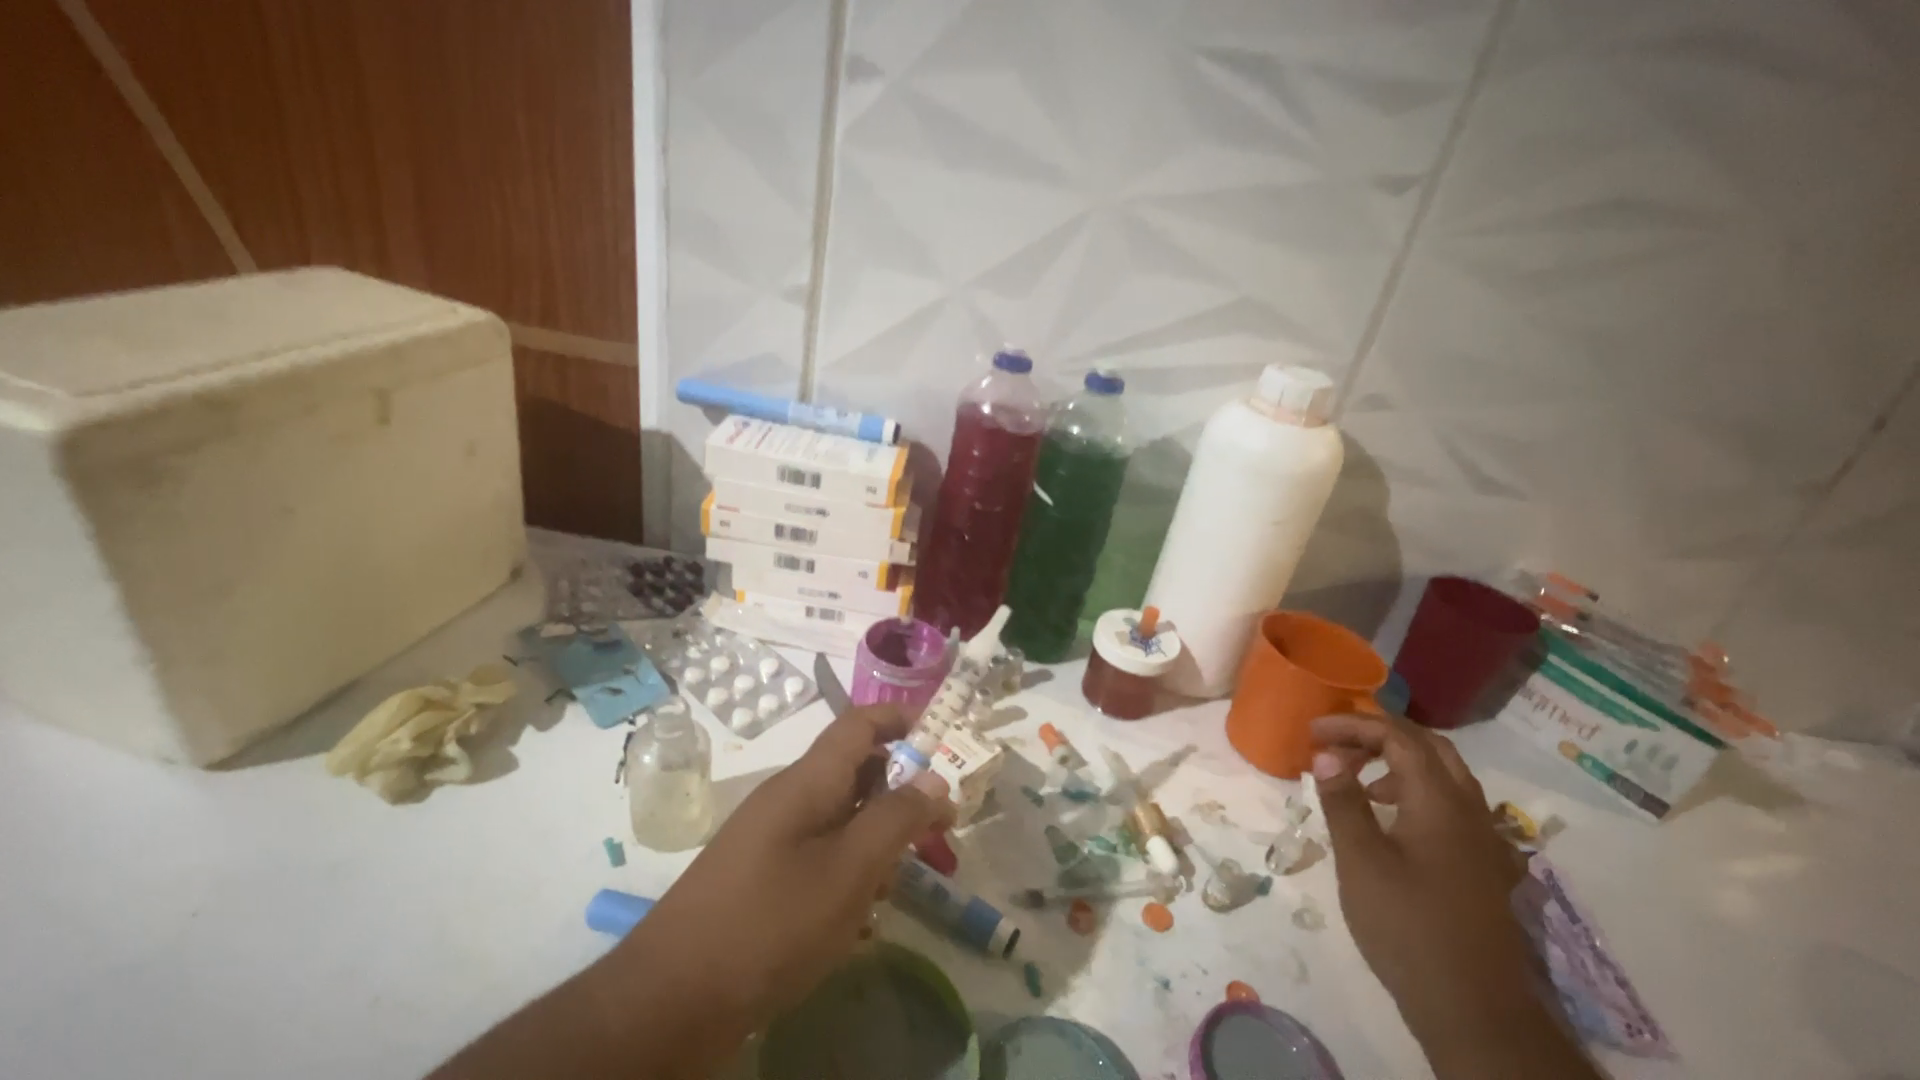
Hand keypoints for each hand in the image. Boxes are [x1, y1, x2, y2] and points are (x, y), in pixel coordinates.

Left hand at [605, 705, 952, 1075]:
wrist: (675, 998)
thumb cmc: (772, 923)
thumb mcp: (850, 869)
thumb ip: (896, 817)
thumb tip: (934, 776)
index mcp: (806, 782)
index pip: (859, 724)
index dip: (902, 721)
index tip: (947, 743)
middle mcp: (788, 801)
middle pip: (855, 773)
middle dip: (902, 793)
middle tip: (942, 829)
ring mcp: (772, 842)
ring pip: (841, 821)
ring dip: (878, 841)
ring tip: (903, 882)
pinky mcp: (763, 882)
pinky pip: (820, 859)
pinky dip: (850, 876)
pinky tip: (862, 921)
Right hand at [1311, 712, 1598, 1079]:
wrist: (1472, 1005)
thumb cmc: (1406, 926)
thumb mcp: (1360, 861)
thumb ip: (1344, 801)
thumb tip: (1327, 753)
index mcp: (1440, 800)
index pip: (1399, 738)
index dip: (1354, 725)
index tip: (1312, 731)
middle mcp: (1470, 808)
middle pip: (1430, 748)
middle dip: (1381, 735)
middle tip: (1337, 743)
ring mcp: (1483, 838)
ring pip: (1445, 776)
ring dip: (1400, 762)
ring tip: (1358, 778)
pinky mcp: (1483, 864)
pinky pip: (1452, 805)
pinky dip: (1417, 791)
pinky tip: (1391, 820)